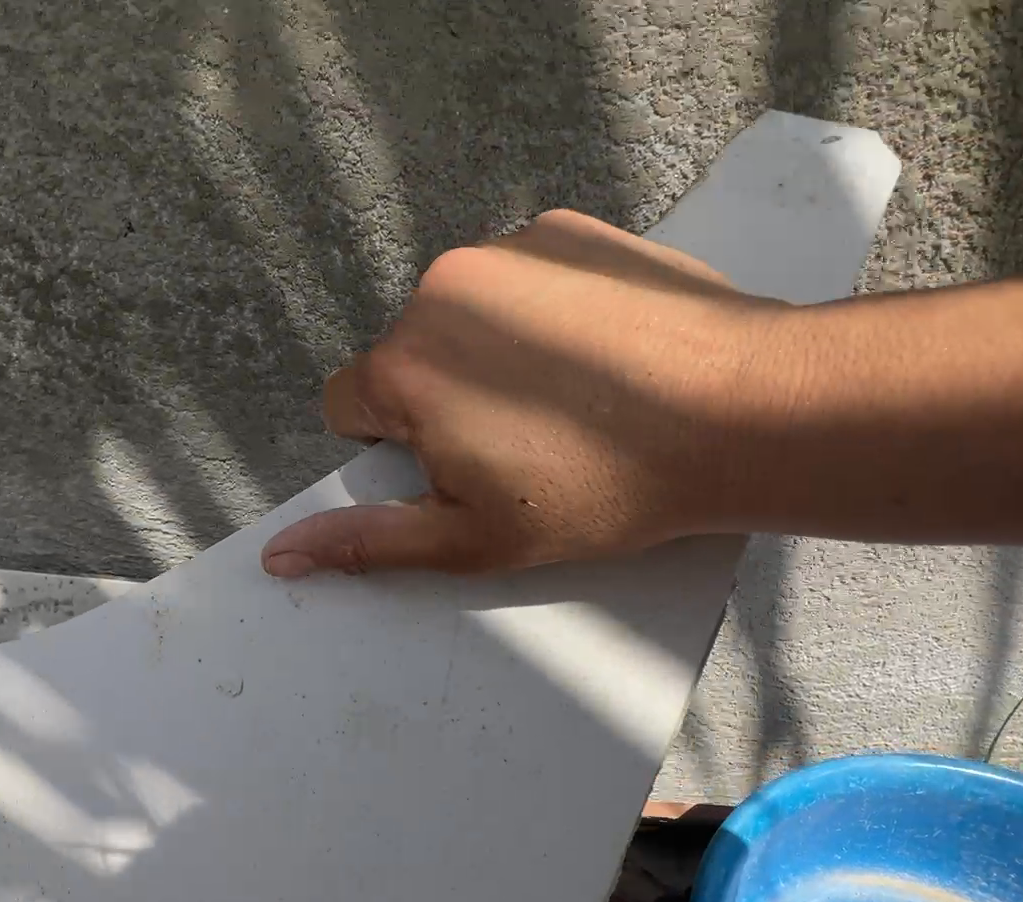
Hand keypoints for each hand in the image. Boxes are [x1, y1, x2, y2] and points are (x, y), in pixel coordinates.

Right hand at [261, 210, 776, 576]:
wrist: (743, 413)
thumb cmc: (596, 490)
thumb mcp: (468, 539)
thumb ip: (365, 541)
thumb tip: (278, 554)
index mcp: (402, 367)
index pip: (346, 403)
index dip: (391, 444)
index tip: (453, 464)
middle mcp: (436, 289)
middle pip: (404, 357)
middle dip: (437, 397)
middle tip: (516, 440)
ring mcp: (503, 247)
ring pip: (458, 314)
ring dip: (483, 351)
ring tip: (562, 394)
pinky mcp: (562, 226)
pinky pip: (514, 275)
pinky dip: (534, 310)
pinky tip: (593, 349)